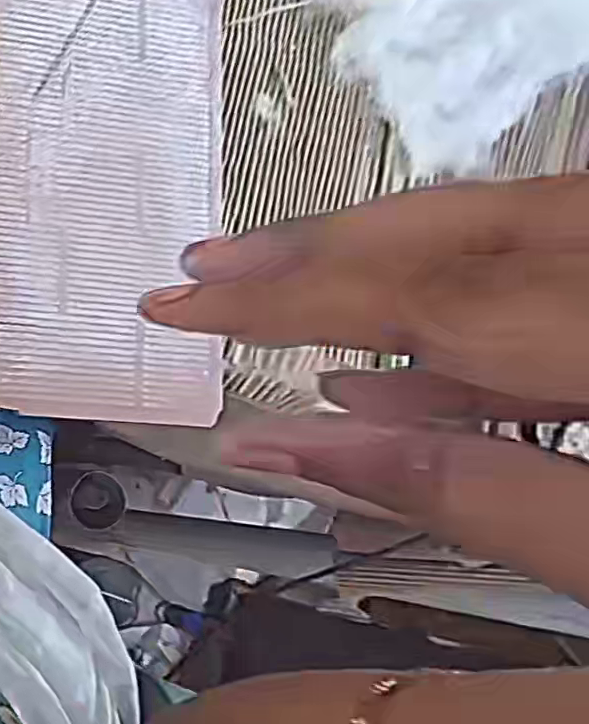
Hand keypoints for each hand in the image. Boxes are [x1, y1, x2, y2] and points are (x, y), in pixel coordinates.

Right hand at [139, 175, 588, 601]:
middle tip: (202, 262)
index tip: (174, 302)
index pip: (429, 298)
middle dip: (318, 248)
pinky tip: (375, 382)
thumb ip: (449, 490)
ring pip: (527, 239)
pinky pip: (572, 297)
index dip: (280, 297)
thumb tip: (266, 450)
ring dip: (371, 271)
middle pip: (481, 233)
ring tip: (257, 288)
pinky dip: (457, 337)